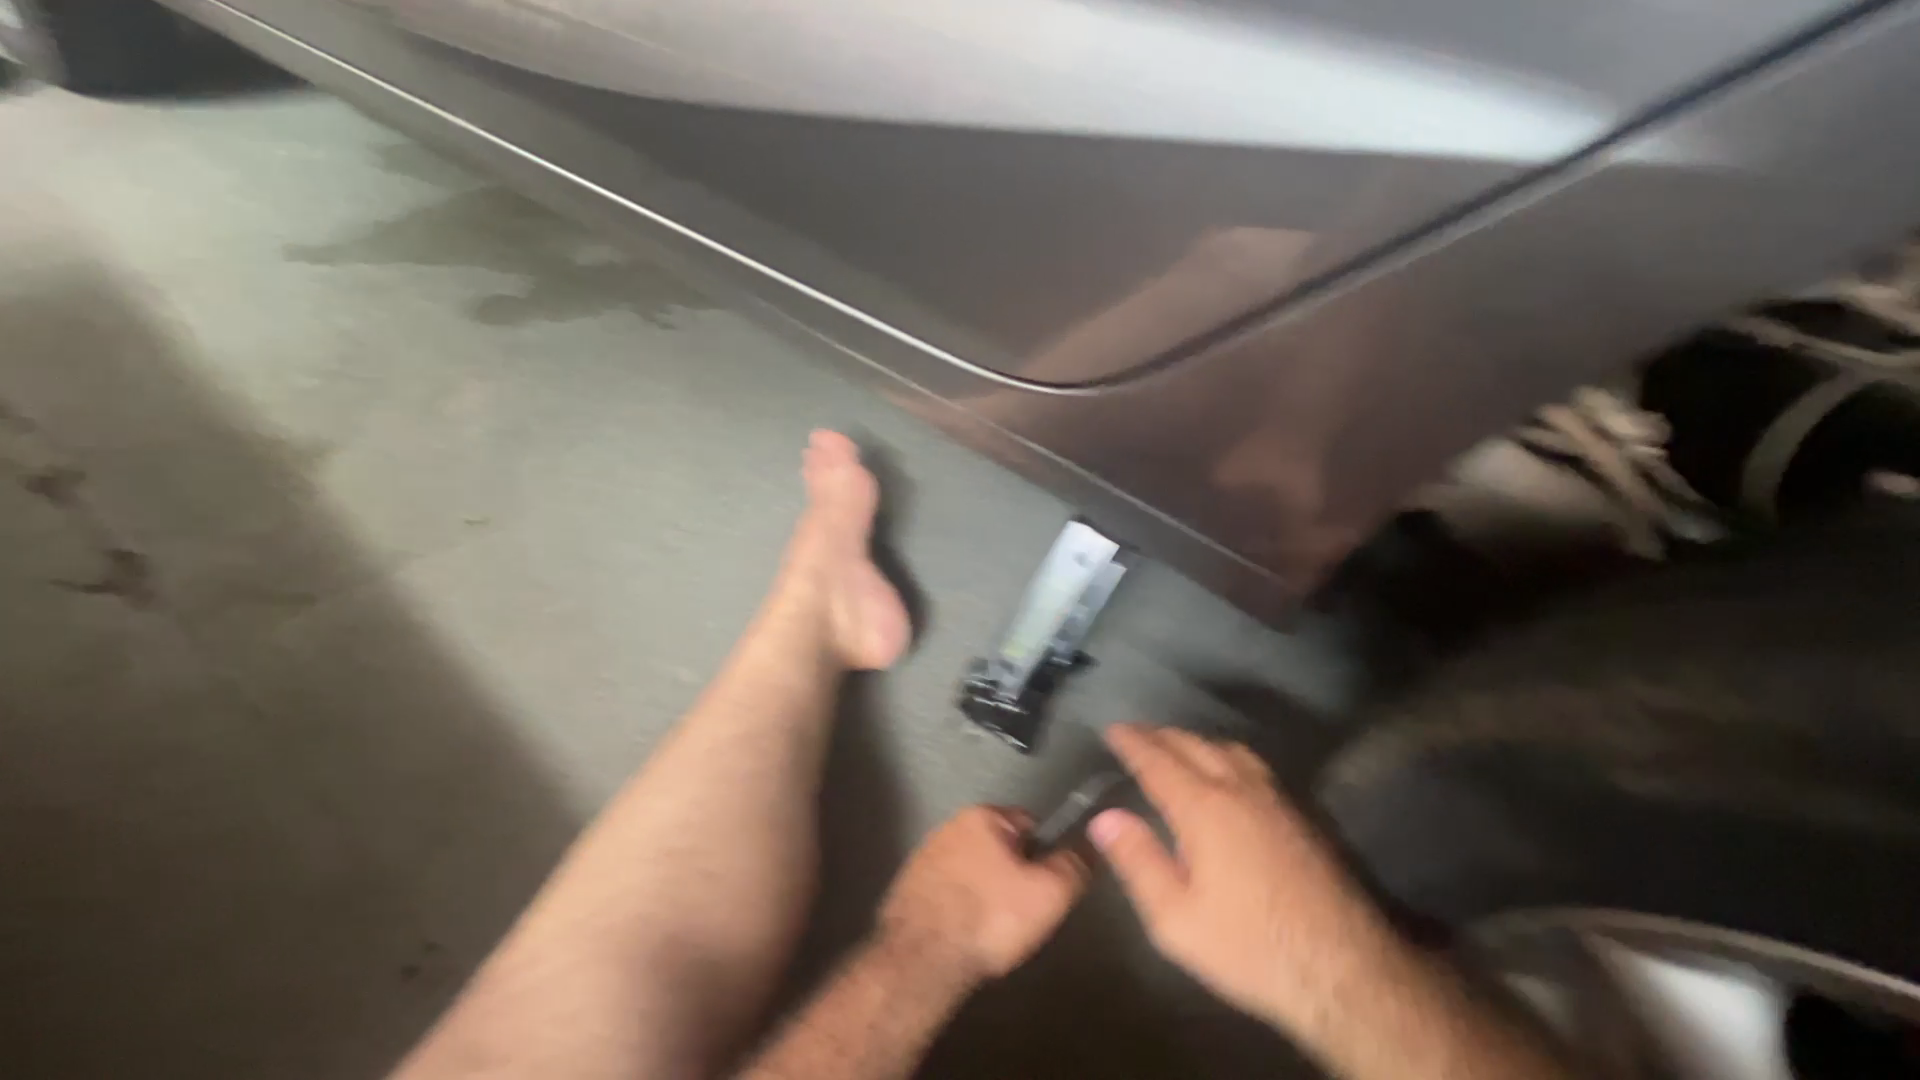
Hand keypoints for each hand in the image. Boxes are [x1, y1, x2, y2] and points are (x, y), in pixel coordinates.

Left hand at [877, 805, 1089, 982]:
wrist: (922, 960)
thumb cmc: (990, 918)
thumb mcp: (1049, 893)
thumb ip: (1074, 865)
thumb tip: (1090, 844)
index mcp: (982, 816)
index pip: (1031, 824)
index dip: (1047, 855)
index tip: (1048, 886)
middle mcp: (949, 825)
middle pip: (1001, 847)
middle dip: (1015, 875)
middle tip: (1024, 912)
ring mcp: (924, 856)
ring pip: (974, 871)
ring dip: (986, 892)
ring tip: (994, 929)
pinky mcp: (909, 887)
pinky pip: (950, 891)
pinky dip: (961, 907)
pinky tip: (967, 934)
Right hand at [1088, 725, 1400, 1028]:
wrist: (1344, 969)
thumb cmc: (1250, 947)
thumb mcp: (1176, 919)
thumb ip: (1138, 862)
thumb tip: (1104, 818)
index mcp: (1204, 809)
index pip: (1158, 760)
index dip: (1132, 743)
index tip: (1112, 730)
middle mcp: (1240, 790)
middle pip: (1194, 744)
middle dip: (1160, 735)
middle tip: (1136, 734)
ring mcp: (1276, 800)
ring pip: (1229, 749)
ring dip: (1196, 740)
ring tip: (1176, 747)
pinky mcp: (1301, 816)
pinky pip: (1253, 766)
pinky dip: (1225, 755)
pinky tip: (1227, 774)